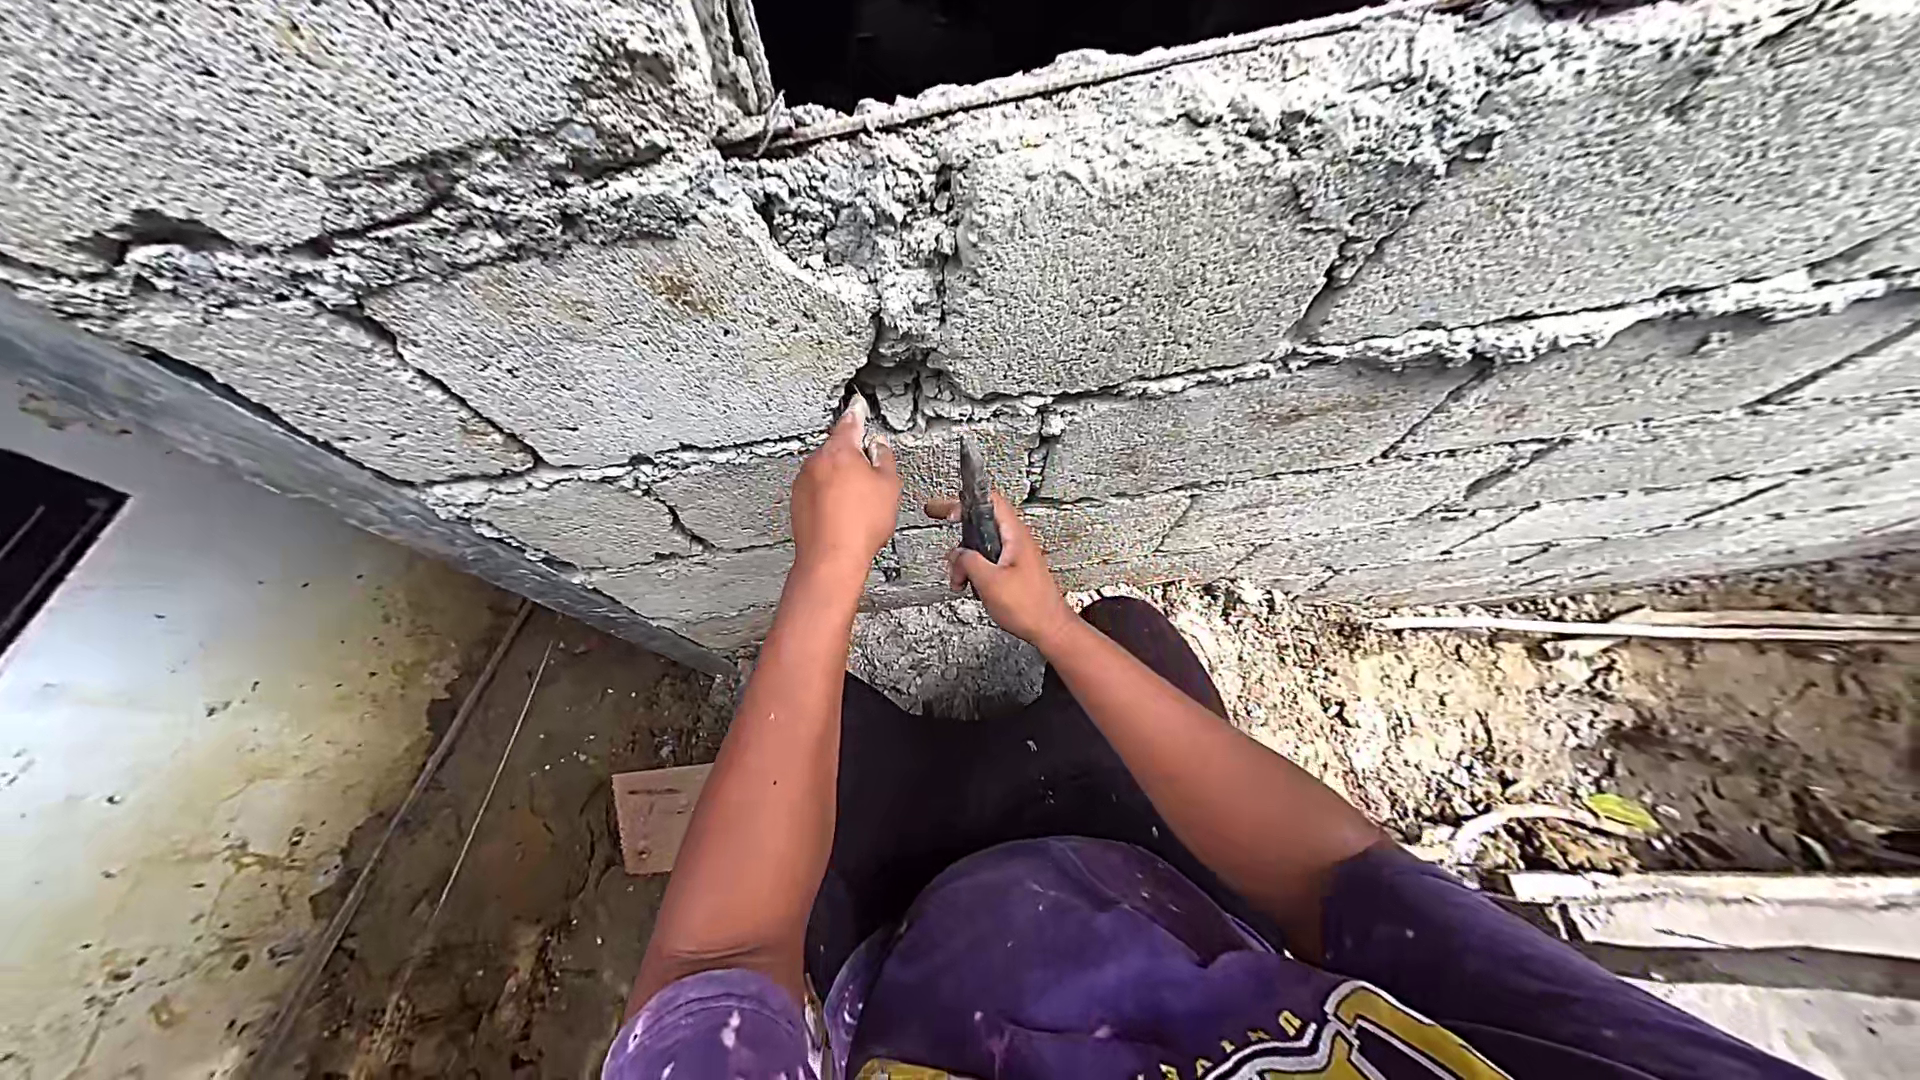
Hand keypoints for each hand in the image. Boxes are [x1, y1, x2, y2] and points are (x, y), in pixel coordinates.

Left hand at [791, 403, 900, 578]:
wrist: (832, 558)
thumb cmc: (859, 524)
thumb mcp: (888, 486)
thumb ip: (884, 459)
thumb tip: (879, 448)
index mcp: (839, 451)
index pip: (849, 423)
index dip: (857, 414)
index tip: (857, 407)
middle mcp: (816, 462)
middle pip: (837, 449)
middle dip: (853, 458)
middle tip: (872, 478)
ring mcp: (803, 483)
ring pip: (826, 471)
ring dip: (841, 479)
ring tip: (859, 504)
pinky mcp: (798, 502)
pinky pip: (817, 490)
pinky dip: (830, 496)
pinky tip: (844, 514)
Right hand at [924, 491, 1076, 648]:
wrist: (1049, 629)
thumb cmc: (1030, 607)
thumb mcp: (989, 581)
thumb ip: (967, 561)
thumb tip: (956, 554)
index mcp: (1014, 535)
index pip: (990, 501)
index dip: (965, 503)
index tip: (948, 511)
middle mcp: (1017, 542)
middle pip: (981, 528)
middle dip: (962, 544)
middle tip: (951, 559)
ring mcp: (1016, 556)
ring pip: (983, 549)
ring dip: (967, 563)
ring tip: (961, 580)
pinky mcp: (1014, 571)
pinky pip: (989, 564)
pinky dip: (976, 573)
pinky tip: (973, 587)